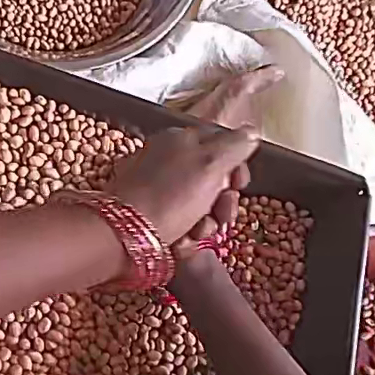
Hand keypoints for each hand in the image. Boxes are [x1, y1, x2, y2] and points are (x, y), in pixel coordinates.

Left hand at [107, 124, 258, 245]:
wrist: (122, 234)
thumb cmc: (170, 196)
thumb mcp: (210, 164)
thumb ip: (235, 145)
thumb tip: (251, 132)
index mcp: (182, 140)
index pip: (222, 144)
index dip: (237, 167)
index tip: (241, 186)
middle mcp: (168, 160)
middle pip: (212, 179)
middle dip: (222, 203)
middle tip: (222, 219)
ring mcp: (157, 188)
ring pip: (198, 205)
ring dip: (206, 224)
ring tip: (197, 234)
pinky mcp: (149, 214)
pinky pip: (178, 222)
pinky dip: (185, 235)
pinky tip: (181, 242)